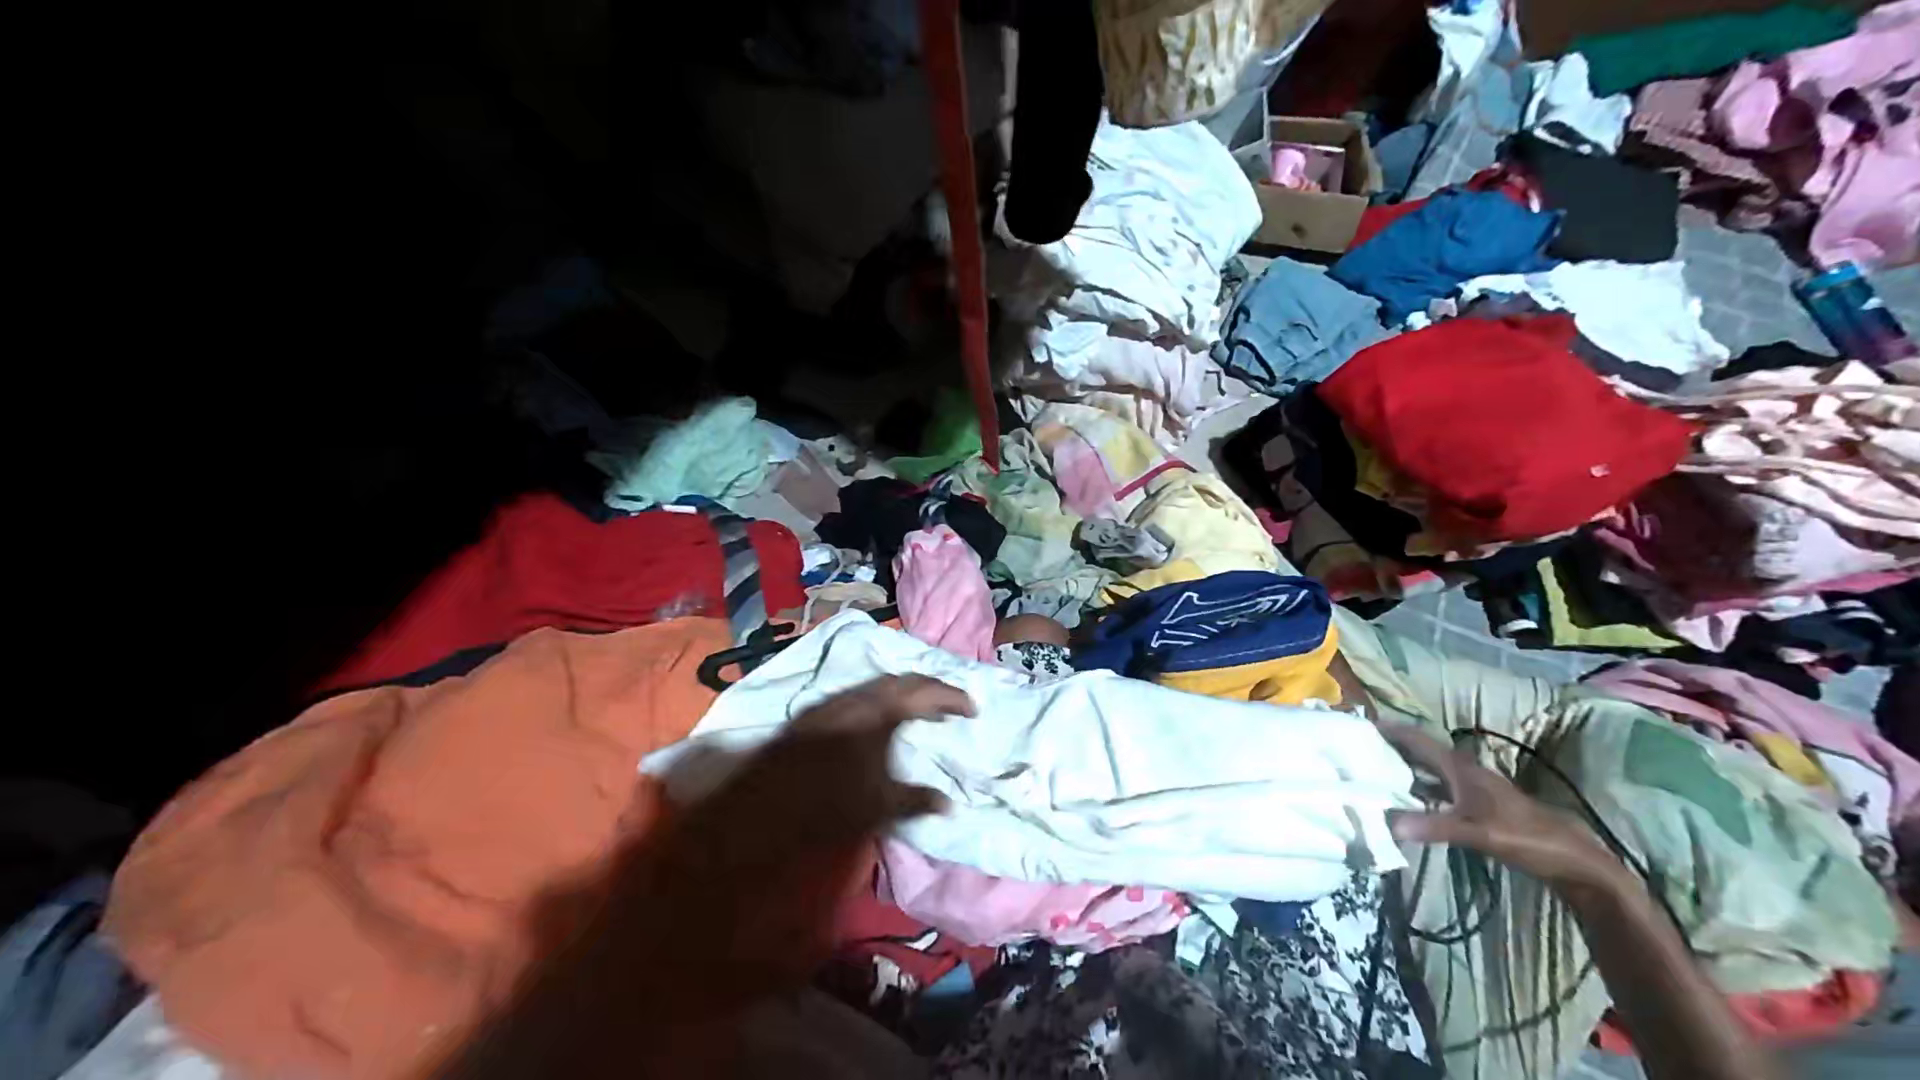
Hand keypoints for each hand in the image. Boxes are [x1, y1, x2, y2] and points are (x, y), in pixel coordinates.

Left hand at [672, 674, 976, 871]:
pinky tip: (879, 720)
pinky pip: (857, 697)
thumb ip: (918, 800)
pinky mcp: (814, 714)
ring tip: (919, 710)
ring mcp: (831, 703)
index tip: (972, 709)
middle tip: (948, 705)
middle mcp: (856, 697)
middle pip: (900, 681)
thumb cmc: (828, 805)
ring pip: (876, 687)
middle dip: (928, 689)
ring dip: (902, 694)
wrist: (763, 808)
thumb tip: (951, 804)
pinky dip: (878, 702)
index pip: (923, 692)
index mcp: (878, 712)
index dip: (951, 697)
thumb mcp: (881, 806)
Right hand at [1379, 723, 1621, 890]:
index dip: (1392, 730)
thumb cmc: (1526, 837)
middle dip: (1392, 746)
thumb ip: (1435, 826)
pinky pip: (1437, 788)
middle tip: (1359, 746)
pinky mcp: (1475, 806)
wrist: (1573, 861)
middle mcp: (1463, 772)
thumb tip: (1390, 824)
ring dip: (1404, 768)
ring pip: (1429, 770)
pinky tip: (1404, 799)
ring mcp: (1470, 789)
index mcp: (1461, 768)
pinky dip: (1417, 788)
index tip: (1362, 723)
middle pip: (1421, 752)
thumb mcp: (1478, 833)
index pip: (1419, 740)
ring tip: (1373, 769)